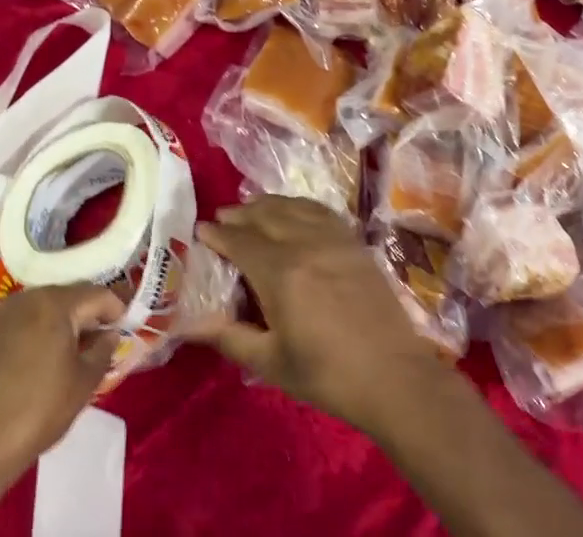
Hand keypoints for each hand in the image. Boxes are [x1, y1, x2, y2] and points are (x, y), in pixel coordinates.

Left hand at [0, 283, 124, 480]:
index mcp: (54, 303)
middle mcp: (26, 298)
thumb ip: (103, 350)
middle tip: (103, 340)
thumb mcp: (83, 383)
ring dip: (63, 322)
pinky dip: (40, 330)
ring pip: (44, 307)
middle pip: (68, 295)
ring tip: (76, 351)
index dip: (117, 308)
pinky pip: (23, 320)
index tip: (127, 326)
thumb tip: (110, 334)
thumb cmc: (38, 411)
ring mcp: (1, 314)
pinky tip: (45, 357)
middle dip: (88, 314)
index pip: (97, 293)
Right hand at [186, 195, 449, 434]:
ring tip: (252, 210)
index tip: (200, 231)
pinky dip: (299, 206)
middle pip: (265, 216)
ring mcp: (334, 240)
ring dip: (267, 205)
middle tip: (222, 219)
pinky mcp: (355, 244)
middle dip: (239, 214)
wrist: (394, 377)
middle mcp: (305, 245)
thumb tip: (188, 324)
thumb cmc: (327, 375)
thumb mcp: (271, 362)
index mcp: (280, 273)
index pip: (240, 241)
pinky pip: (321, 212)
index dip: (217, 235)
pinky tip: (294, 213)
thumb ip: (229, 336)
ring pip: (293, 208)